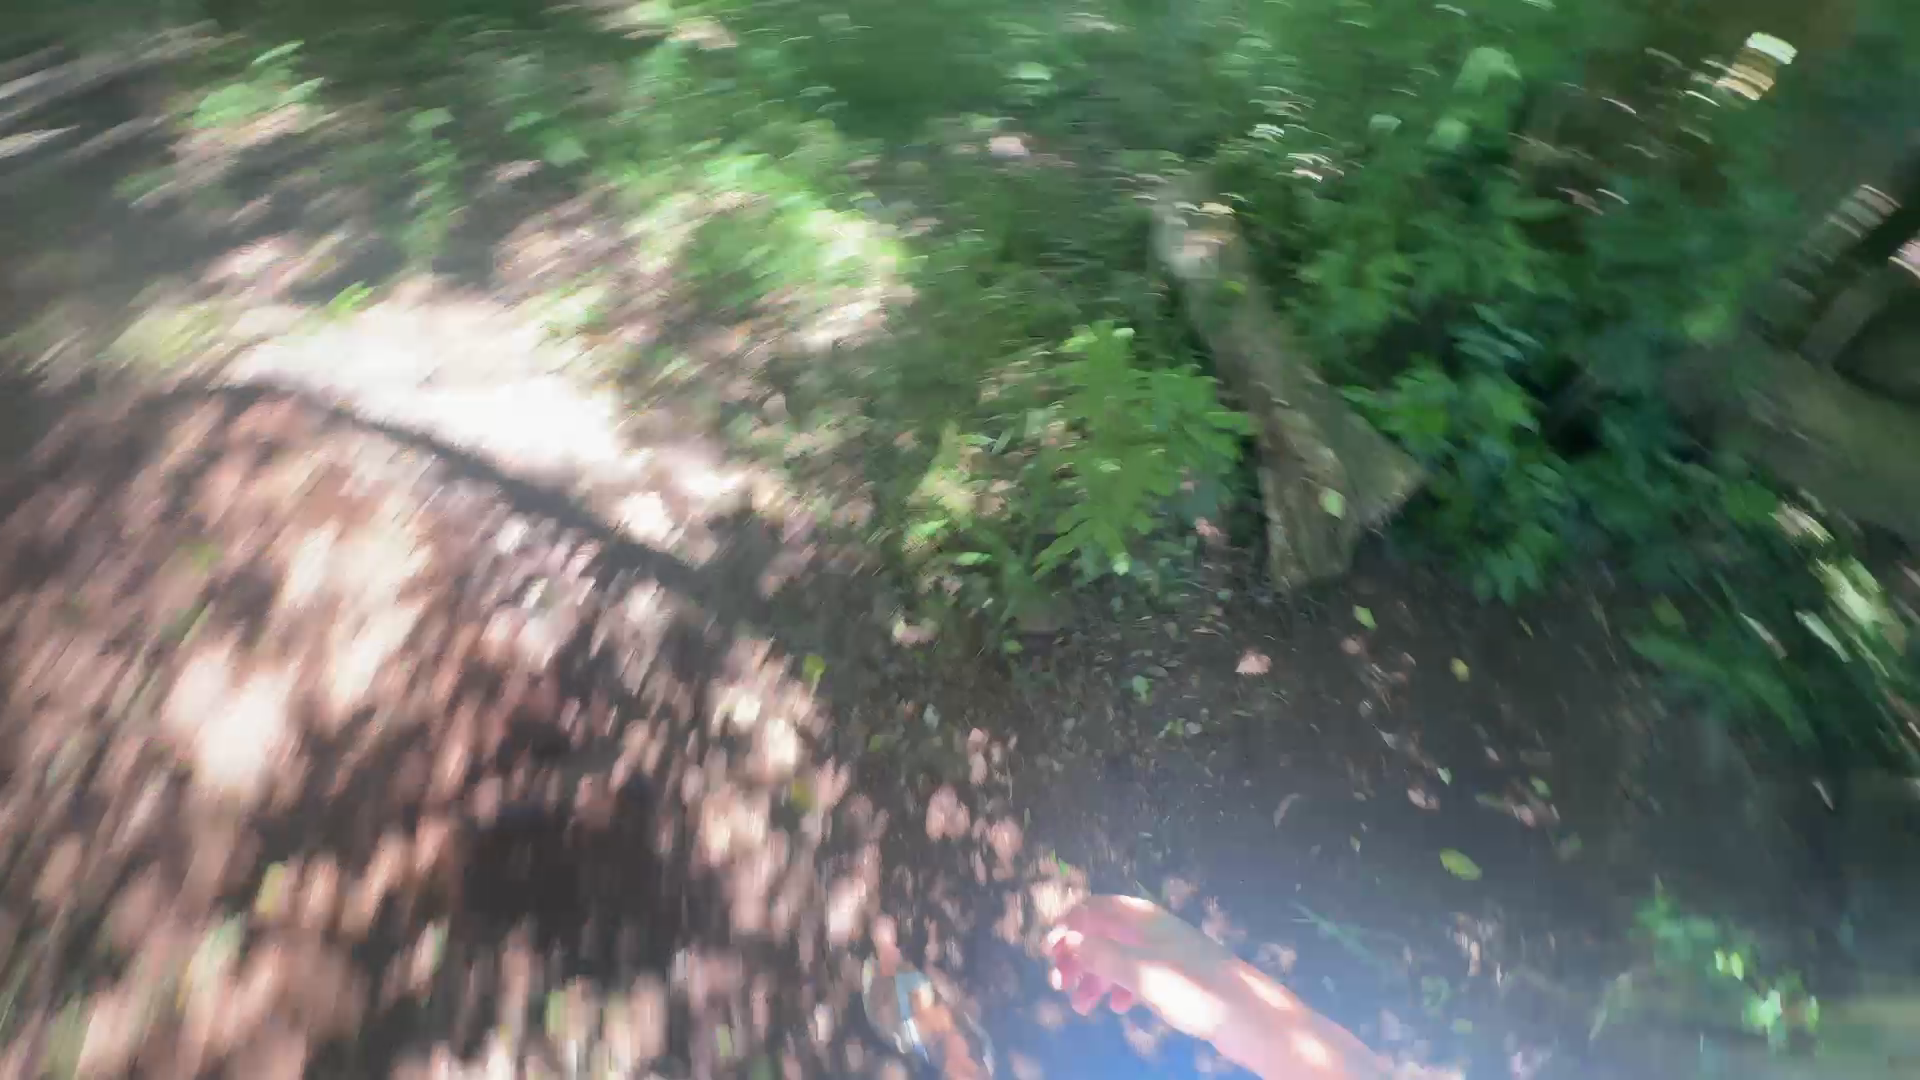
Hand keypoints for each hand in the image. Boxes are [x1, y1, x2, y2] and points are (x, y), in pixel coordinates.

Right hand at [1044, 894, 1239, 1023]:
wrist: (1250, 1017)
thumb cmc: (1193, 988)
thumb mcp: (1140, 973)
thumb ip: (1101, 955)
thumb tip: (1067, 940)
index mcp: (1139, 916)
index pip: (1091, 908)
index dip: (1066, 926)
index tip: (1049, 955)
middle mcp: (1147, 928)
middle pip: (1099, 932)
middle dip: (1076, 956)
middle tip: (1060, 985)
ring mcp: (1161, 951)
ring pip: (1114, 956)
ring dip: (1093, 977)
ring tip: (1080, 1007)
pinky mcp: (1173, 976)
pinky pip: (1134, 974)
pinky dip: (1118, 988)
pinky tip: (1118, 1008)